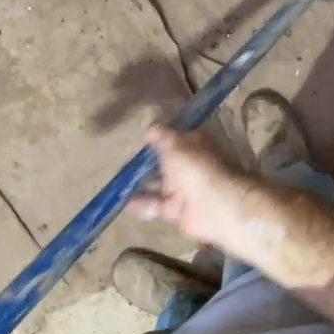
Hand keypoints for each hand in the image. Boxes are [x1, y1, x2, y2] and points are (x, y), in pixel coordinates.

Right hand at [128, 124, 263, 246]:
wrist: (215, 205)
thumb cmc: (195, 167)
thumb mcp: (174, 143)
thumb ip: (160, 134)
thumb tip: (150, 123)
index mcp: (193, 144)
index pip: (172, 138)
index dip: (155, 139)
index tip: (136, 139)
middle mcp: (189, 165)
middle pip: (162, 163)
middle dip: (143, 164)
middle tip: (120, 164)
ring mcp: (184, 189)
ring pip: (157, 185)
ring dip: (139, 184)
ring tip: (117, 183)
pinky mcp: (177, 210)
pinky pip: (155, 205)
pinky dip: (141, 204)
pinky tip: (123, 202)